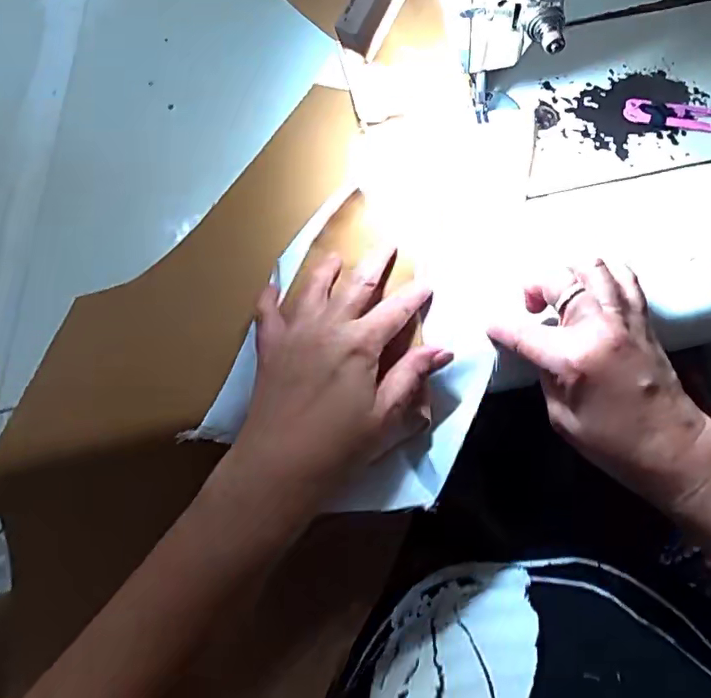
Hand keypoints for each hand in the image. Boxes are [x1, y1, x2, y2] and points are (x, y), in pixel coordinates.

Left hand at [223, 247, 450, 514]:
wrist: (277, 466)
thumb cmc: (339, 446)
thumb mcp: (384, 416)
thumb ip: (410, 376)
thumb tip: (443, 349)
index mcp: (361, 344)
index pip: (396, 311)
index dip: (415, 295)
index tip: (429, 282)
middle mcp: (329, 327)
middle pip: (357, 285)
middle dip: (376, 263)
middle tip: (388, 244)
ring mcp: (296, 332)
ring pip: (313, 288)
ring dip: (327, 269)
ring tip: (336, 256)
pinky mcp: (270, 345)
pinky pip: (268, 311)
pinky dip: (270, 295)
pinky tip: (273, 284)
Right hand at [487, 260, 710, 514]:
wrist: (674, 447)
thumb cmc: (613, 444)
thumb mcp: (561, 417)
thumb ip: (545, 374)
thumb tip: (537, 350)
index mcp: (573, 357)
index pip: (524, 332)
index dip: (501, 328)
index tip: (492, 327)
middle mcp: (598, 326)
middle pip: (559, 281)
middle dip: (535, 288)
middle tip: (532, 308)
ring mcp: (624, 317)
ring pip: (593, 267)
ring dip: (570, 276)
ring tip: (563, 295)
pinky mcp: (642, 318)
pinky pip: (623, 277)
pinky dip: (604, 275)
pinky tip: (593, 289)